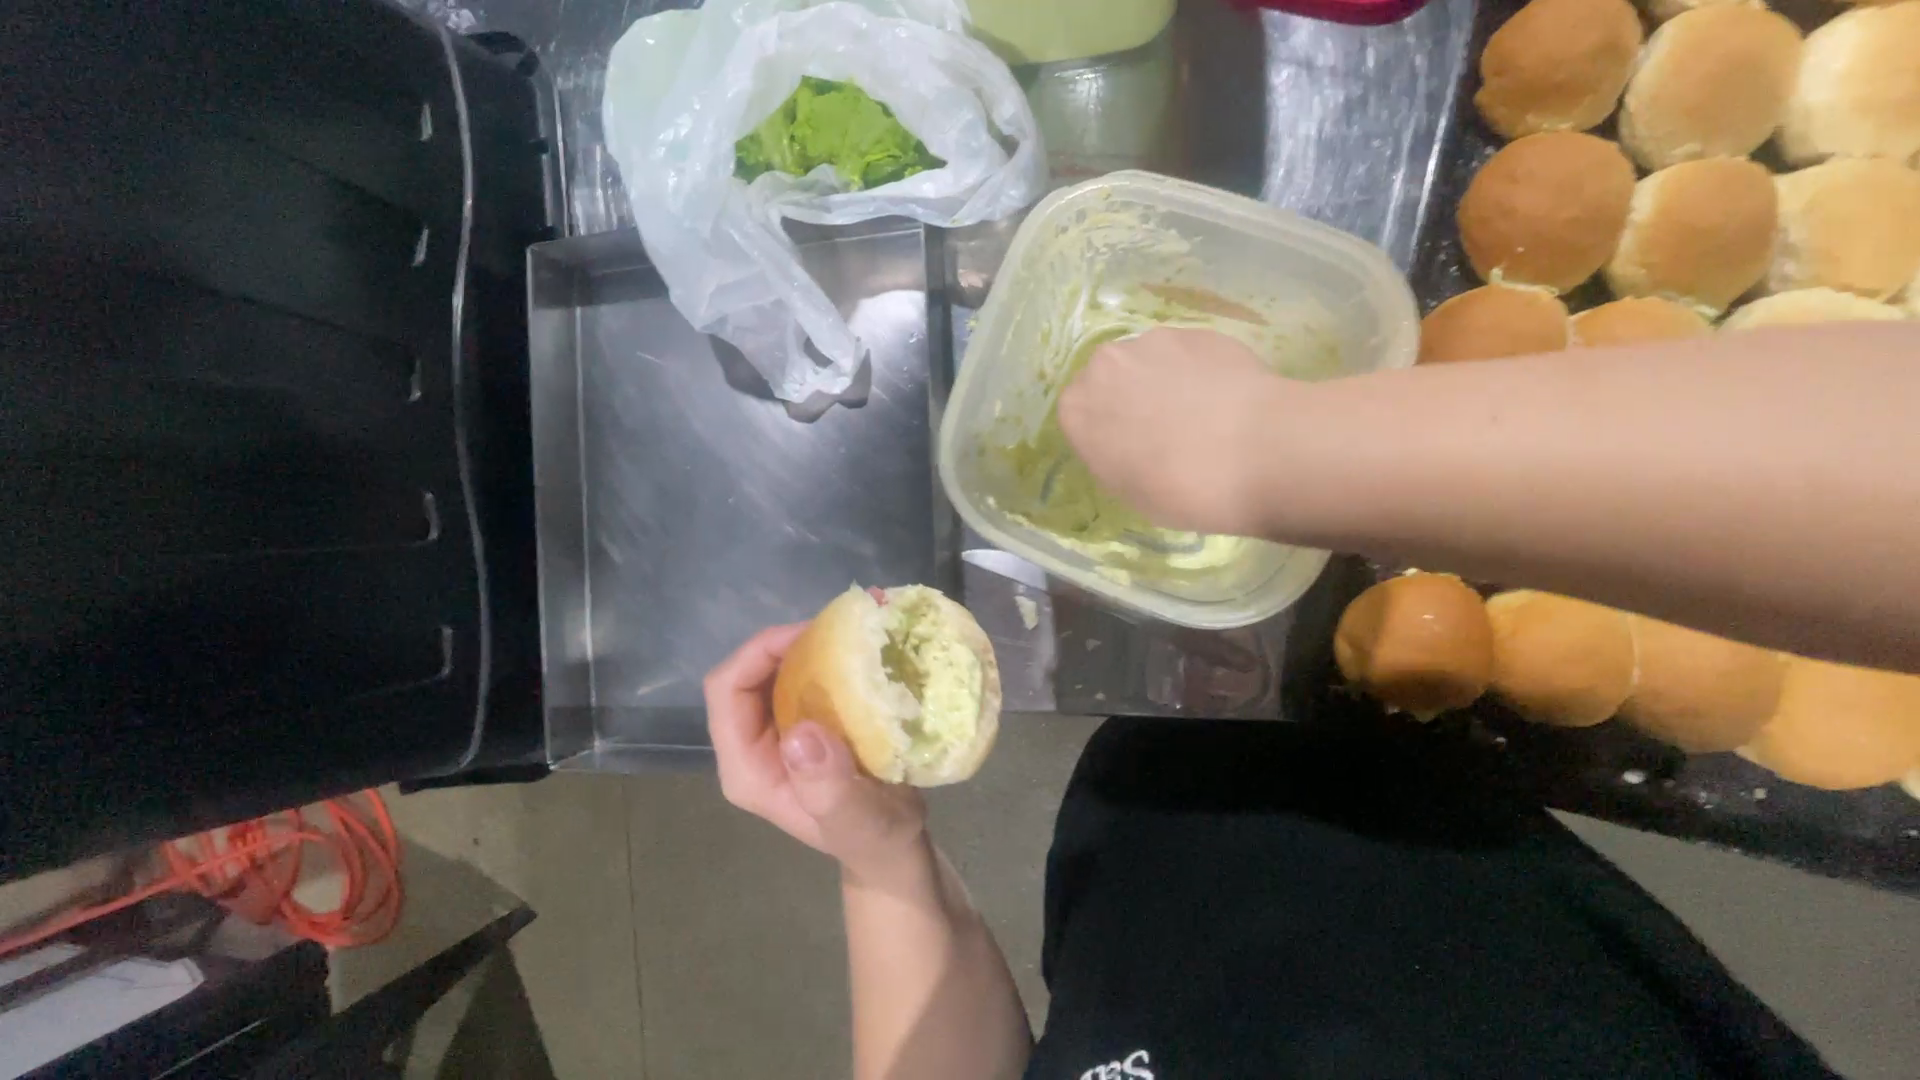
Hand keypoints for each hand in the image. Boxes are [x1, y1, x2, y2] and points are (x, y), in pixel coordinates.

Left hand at [703, 623, 927, 880]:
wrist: (892, 852)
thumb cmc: (873, 840)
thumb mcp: (857, 821)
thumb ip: (827, 787)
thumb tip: (801, 734)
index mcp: (748, 769)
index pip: (726, 692)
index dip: (757, 653)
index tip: (809, 635)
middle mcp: (752, 746)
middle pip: (745, 674)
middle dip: (784, 643)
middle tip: (837, 627)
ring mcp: (775, 735)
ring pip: (773, 672)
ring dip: (806, 646)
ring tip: (850, 629)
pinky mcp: (801, 727)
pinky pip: (800, 680)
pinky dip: (823, 658)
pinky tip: (857, 646)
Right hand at [1057, 327, 1285, 536]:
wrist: (1256, 451)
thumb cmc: (1181, 489)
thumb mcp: (1129, 491)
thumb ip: (1115, 457)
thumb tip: (1131, 444)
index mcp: (1077, 409)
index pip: (1080, 413)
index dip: (1105, 430)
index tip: (1128, 449)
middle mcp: (1105, 364)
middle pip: (1110, 378)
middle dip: (1130, 397)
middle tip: (1164, 429)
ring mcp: (1154, 341)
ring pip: (1150, 361)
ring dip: (1166, 380)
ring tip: (1203, 413)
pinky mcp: (1199, 331)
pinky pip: (1190, 354)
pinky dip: (1201, 371)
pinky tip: (1228, 399)